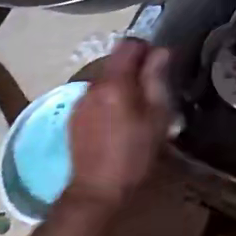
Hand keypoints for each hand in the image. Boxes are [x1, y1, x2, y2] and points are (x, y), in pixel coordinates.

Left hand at [66, 40, 175, 208]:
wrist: (96, 191)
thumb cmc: (133, 154)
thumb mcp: (156, 118)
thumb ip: (157, 79)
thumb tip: (161, 51)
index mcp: (115, 82)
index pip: (128, 45)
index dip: (146, 49)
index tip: (160, 66)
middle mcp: (93, 85)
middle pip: (115, 61)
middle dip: (135, 69)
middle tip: (153, 91)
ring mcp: (80, 100)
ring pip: (105, 80)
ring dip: (121, 85)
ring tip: (136, 110)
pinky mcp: (74, 116)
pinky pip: (96, 96)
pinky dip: (108, 100)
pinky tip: (117, 123)